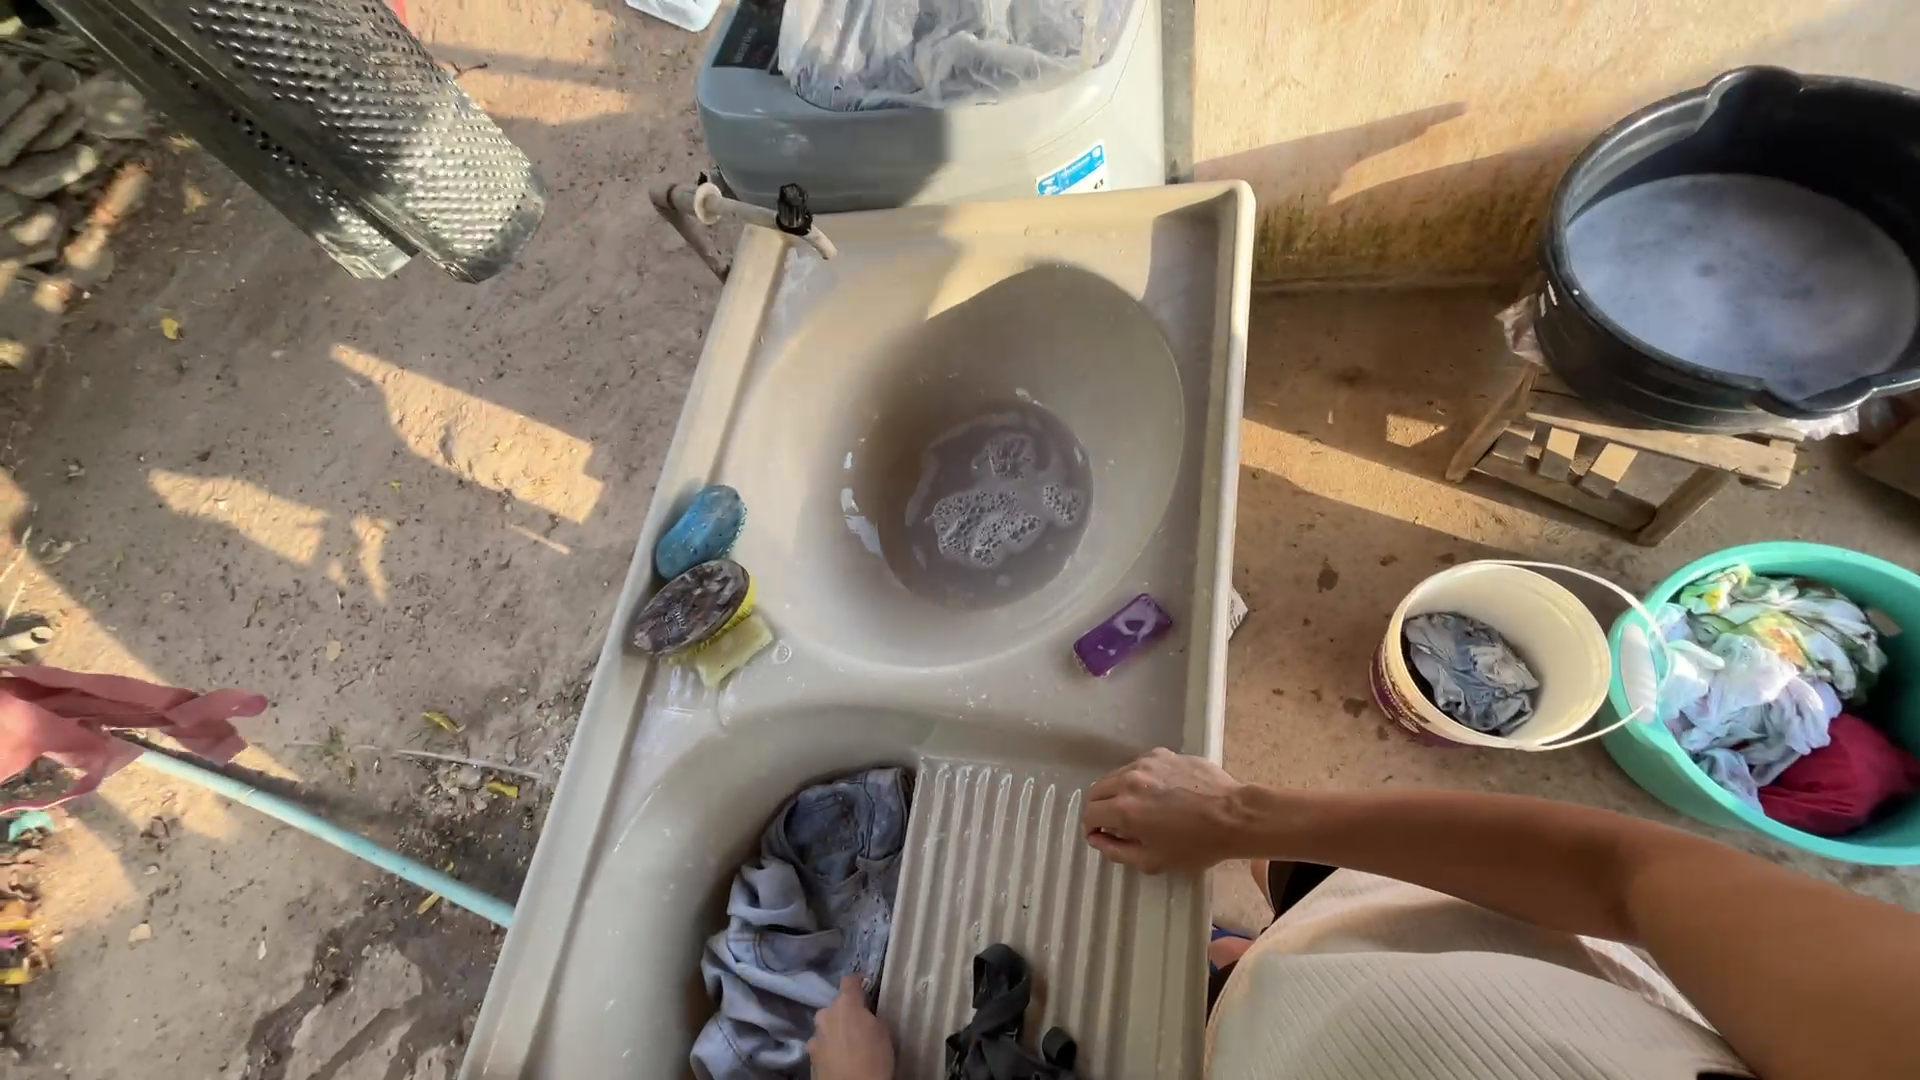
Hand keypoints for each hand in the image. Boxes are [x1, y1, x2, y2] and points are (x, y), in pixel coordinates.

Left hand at [808, 975, 893, 1079]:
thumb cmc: (874, 1059)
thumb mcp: (883, 1031)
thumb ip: (870, 1015)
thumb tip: (865, 1014)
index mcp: (846, 1004)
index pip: (849, 980)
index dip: (858, 980)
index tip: (865, 984)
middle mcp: (826, 1015)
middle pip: (835, 1005)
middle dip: (845, 1011)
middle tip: (858, 1022)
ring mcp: (815, 1036)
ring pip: (826, 1025)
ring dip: (834, 1029)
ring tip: (847, 1043)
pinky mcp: (810, 1056)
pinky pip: (821, 1044)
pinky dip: (828, 1047)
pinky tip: (838, 1057)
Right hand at [1081, 748, 1249, 873]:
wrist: (1234, 815)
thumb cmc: (1196, 844)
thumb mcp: (1154, 860)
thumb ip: (1117, 851)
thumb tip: (1097, 838)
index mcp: (1123, 809)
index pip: (1089, 813)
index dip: (1092, 827)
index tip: (1102, 835)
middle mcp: (1128, 780)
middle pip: (1096, 790)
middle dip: (1100, 807)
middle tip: (1117, 822)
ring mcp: (1144, 763)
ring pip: (1115, 775)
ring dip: (1118, 791)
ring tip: (1140, 806)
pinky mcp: (1160, 753)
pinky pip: (1138, 766)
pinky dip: (1138, 779)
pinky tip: (1159, 792)